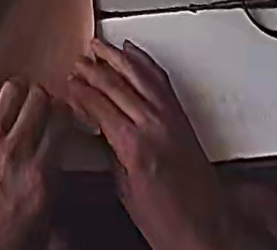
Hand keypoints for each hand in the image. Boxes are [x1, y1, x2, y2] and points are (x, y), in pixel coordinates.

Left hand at [0, 78, 62, 249]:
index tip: (62, 113)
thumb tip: (63, 178)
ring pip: (11, 91)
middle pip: (38, 98)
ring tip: (19, 96)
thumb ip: (56, 192)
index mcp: (40, 175)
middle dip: (43, 96)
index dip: (65, 111)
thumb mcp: (44, 225)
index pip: (61, 120)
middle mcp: (17, 153)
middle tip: (41, 103)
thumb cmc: (3, 248)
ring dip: (18, 90)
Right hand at [64, 37, 228, 249]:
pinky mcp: (180, 113)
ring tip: (98, 45)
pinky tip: (132, 52)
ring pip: (137, 72)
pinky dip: (143, 61)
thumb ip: (109, 152)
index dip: (80, 91)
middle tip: (77, 62)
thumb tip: (95, 127)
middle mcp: (152, 123)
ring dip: (115, 56)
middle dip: (92, 70)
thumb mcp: (126, 191)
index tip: (69, 83)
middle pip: (114, 84)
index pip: (98, 104)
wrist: (208, 230)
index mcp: (134, 145)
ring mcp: (168, 114)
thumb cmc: (168, 221)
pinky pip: (159, 77)